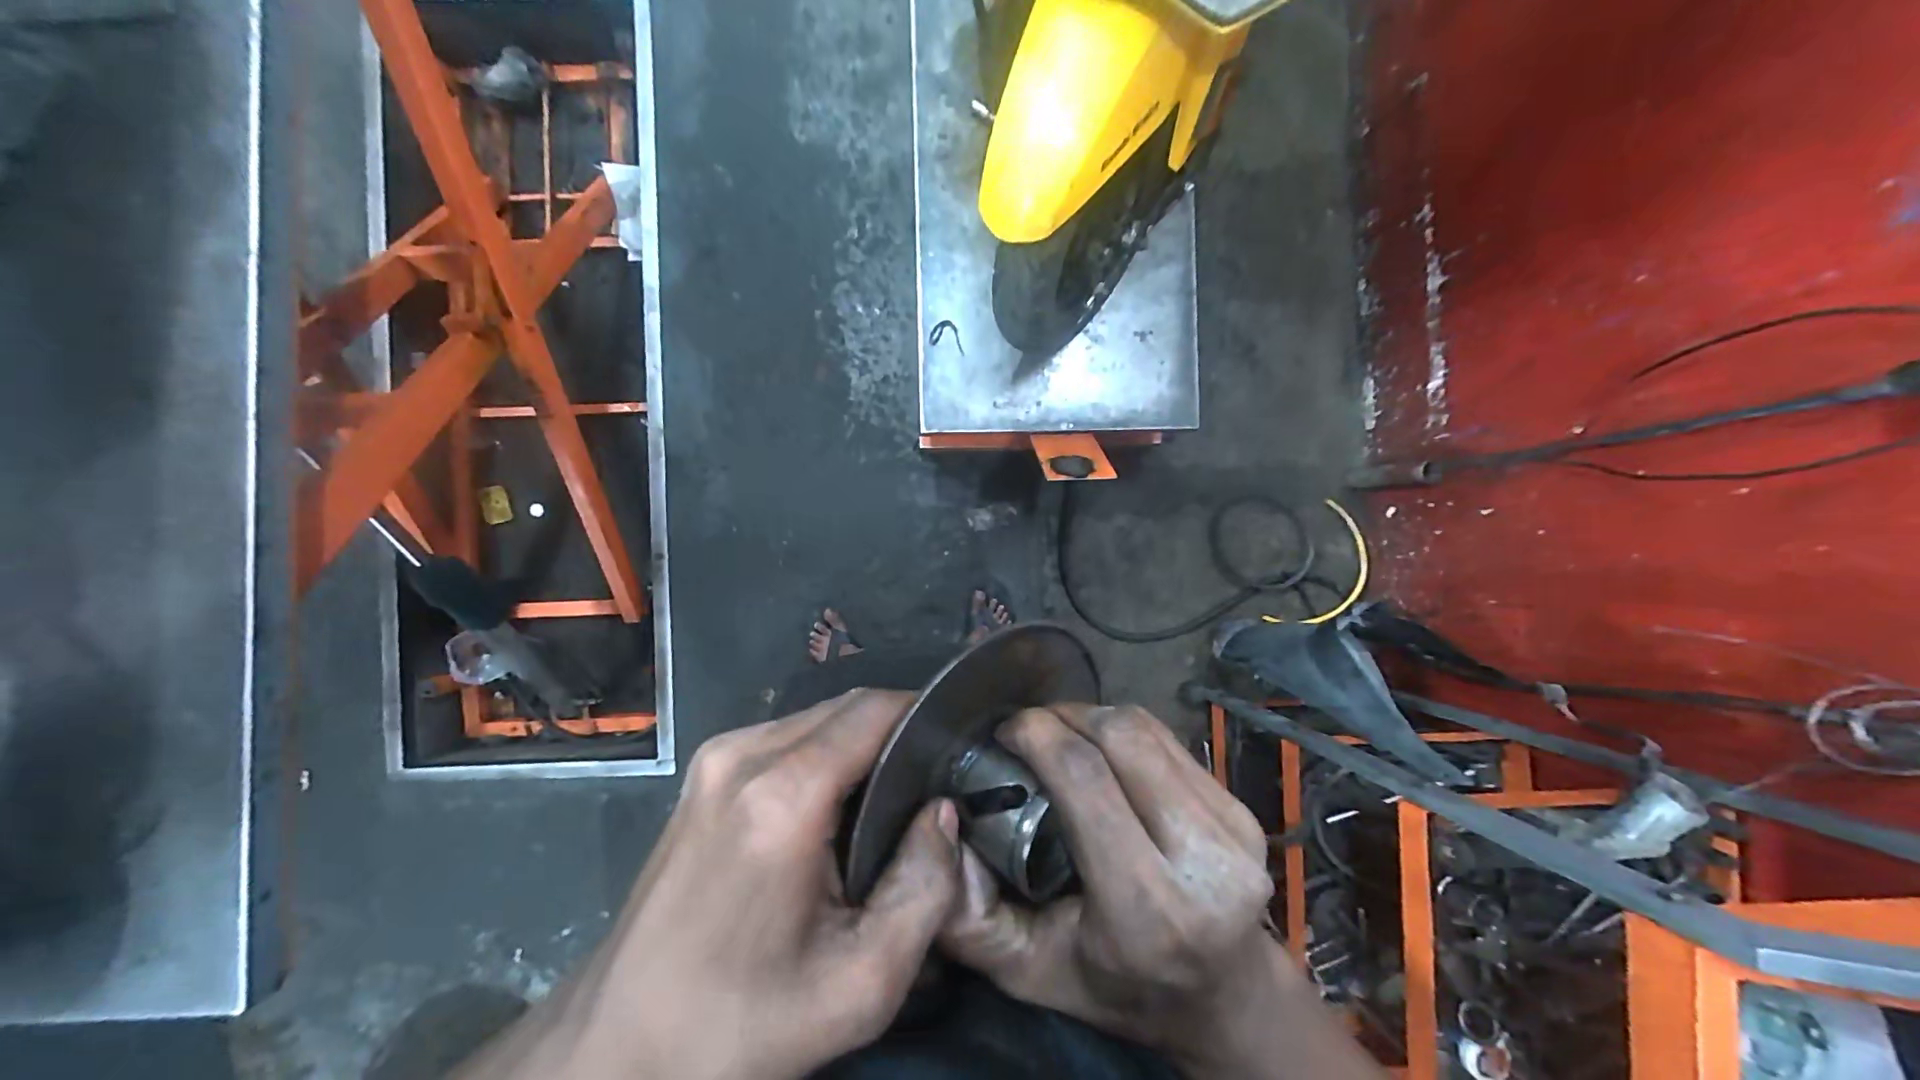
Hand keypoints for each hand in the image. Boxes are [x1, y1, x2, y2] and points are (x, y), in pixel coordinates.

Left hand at [454, 690, 962, 1079]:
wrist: (616, 1045)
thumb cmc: (741, 1022)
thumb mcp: (860, 983)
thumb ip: (924, 889)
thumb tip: (944, 813)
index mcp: (783, 795)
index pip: (873, 711)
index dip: (923, 715)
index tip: (960, 745)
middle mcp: (743, 755)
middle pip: (846, 708)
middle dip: (897, 728)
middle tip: (934, 777)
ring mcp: (715, 759)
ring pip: (816, 718)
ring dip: (861, 741)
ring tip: (894, 792)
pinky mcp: (703, 773)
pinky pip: (785, 738)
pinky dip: (825, 753)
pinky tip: (838, 804)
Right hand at [938, 704, 1380, 1079]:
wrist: (1225, 1000)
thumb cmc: (1118, 988)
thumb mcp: (1027, 972)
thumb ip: (970, 916)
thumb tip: (939, 829)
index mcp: (1148, 908)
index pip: (1085, 779)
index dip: (1037, 735)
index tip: (1004, 730)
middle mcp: (1204, 861)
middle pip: (1122, 738)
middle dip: (1064, 715)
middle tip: (1028, 727)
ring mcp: (1234, 830)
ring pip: (1148, 729)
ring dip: (1093, 716)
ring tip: (1061, 732)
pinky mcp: (1245, 810)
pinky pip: (1170, 741)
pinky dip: (1125, 731)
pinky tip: (1102, 748)